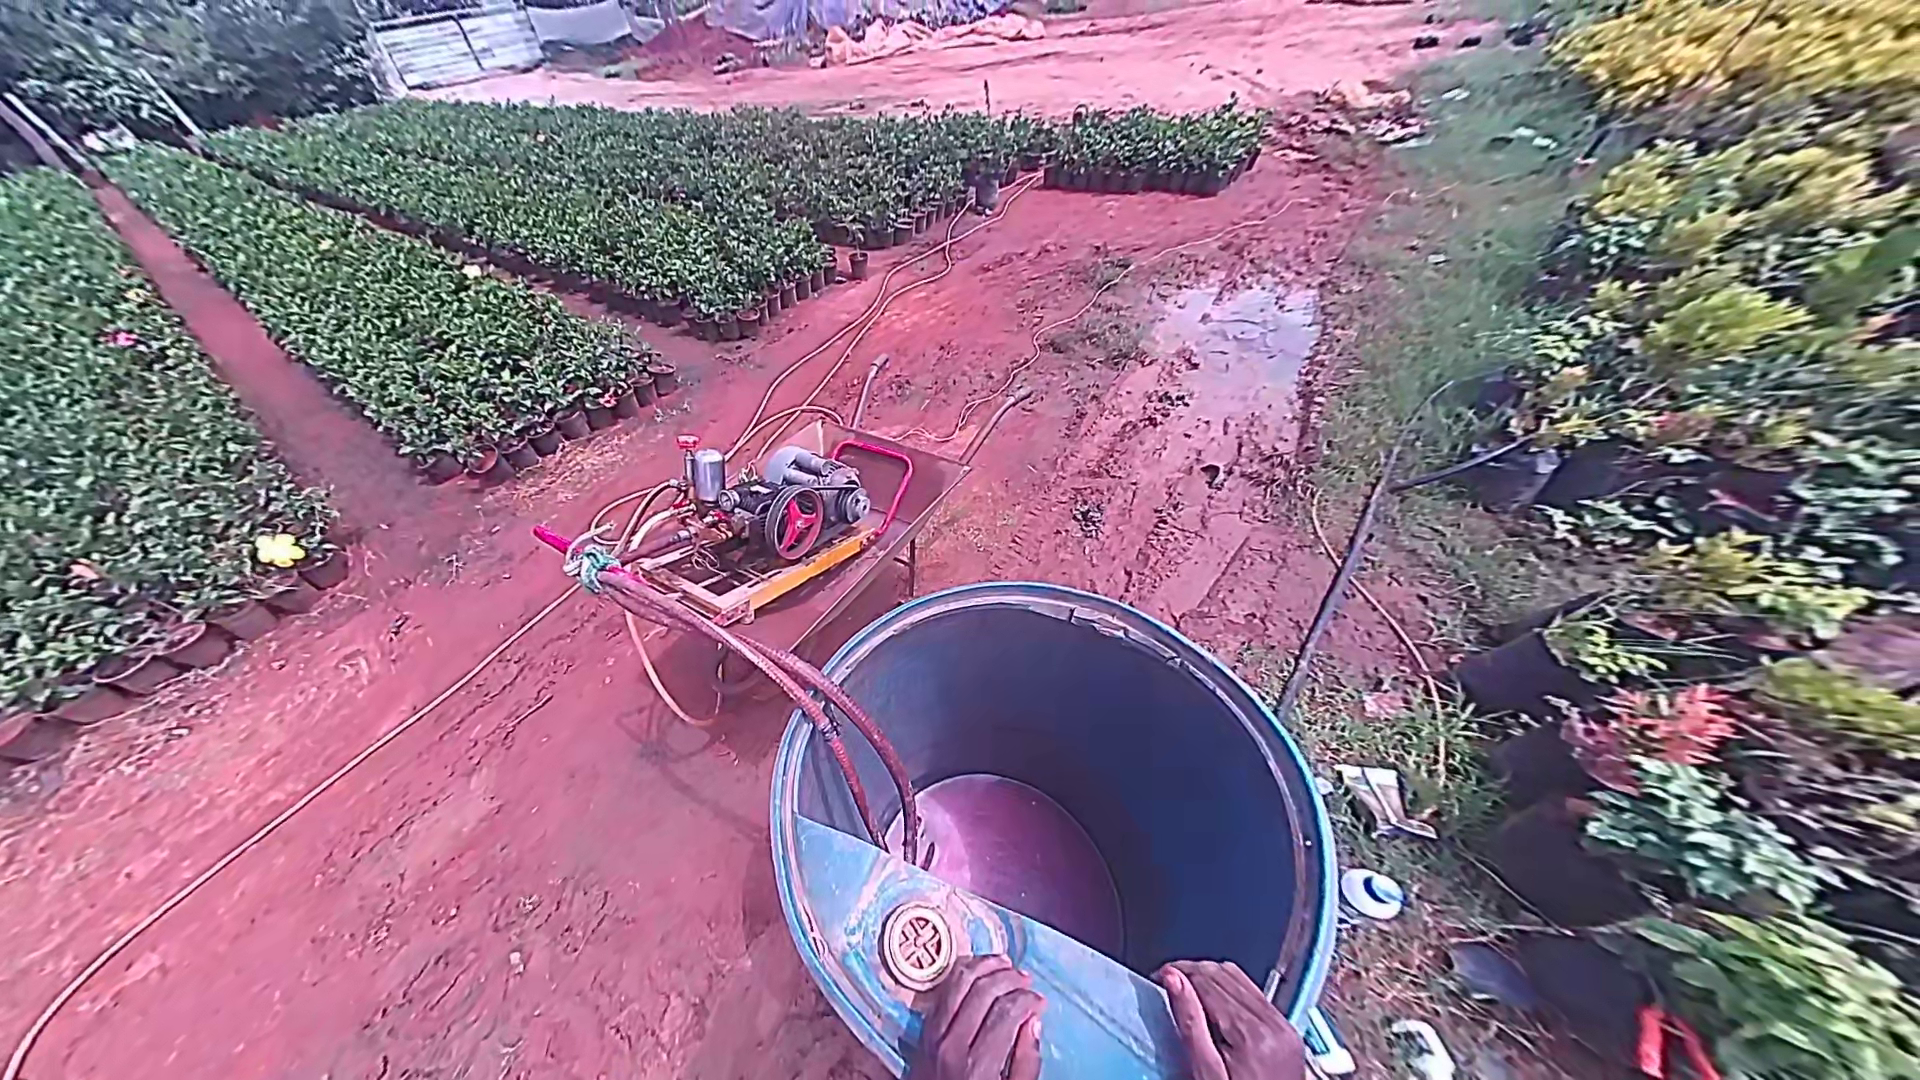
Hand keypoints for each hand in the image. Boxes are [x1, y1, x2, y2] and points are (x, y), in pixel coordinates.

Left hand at [908, 954, 1044, 1079]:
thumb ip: (1025, 1066)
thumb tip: (1032, 1020)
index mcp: (976, 1069)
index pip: (1006, 1014)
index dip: (1027, 1000)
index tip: (1040, 1001)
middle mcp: (951, 1045)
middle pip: (984, 991)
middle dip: (1010, 979)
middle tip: (1027, 979)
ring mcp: (933, 1035)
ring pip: (961, 981)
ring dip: (985, 966)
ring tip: (1006, 965)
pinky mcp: (923, 1030)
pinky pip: (944, 988)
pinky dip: (964, 972)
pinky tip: (979, 970)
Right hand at [1157, 960, 1306, 1079]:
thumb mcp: (1206, 1075)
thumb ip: (1189, 1023)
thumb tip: (1172, 977)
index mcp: (1252, 1035)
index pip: (1206, 979)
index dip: (1179, 973)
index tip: (1160, 979)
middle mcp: (1272, 1024)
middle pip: (1221, 973)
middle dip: (1192, 974)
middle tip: (1170, 985)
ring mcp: (1283, 1026)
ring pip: (1236, 976)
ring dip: (1210, 978)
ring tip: (1190, 994)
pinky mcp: (1287, 1031)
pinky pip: (1252, 991)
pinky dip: (1229, 989)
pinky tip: (1215, 1006)